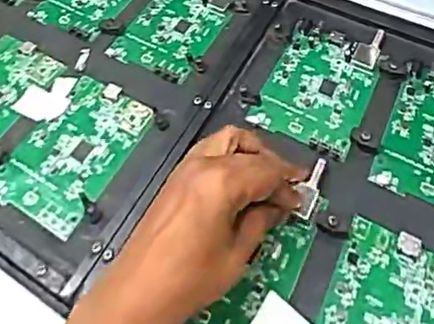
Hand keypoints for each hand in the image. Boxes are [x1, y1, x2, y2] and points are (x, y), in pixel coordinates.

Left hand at [69, 127, 303, 323]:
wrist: (135, 295)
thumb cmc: (178, 282)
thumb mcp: (234, 258)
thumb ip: (260, 224)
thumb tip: (275, 208)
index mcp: (220, 182)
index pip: (266, 169)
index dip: (287, 184)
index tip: (298, 196)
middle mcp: (202, 165)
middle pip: (249, 146)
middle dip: (272, 163)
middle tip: (285, 185)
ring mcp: (186, 167)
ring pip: (229, 138)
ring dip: (250, 152)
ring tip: (263, 178)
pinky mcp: (176, 176)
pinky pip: (211, 149)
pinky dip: (230, 156)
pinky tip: (238, 180)